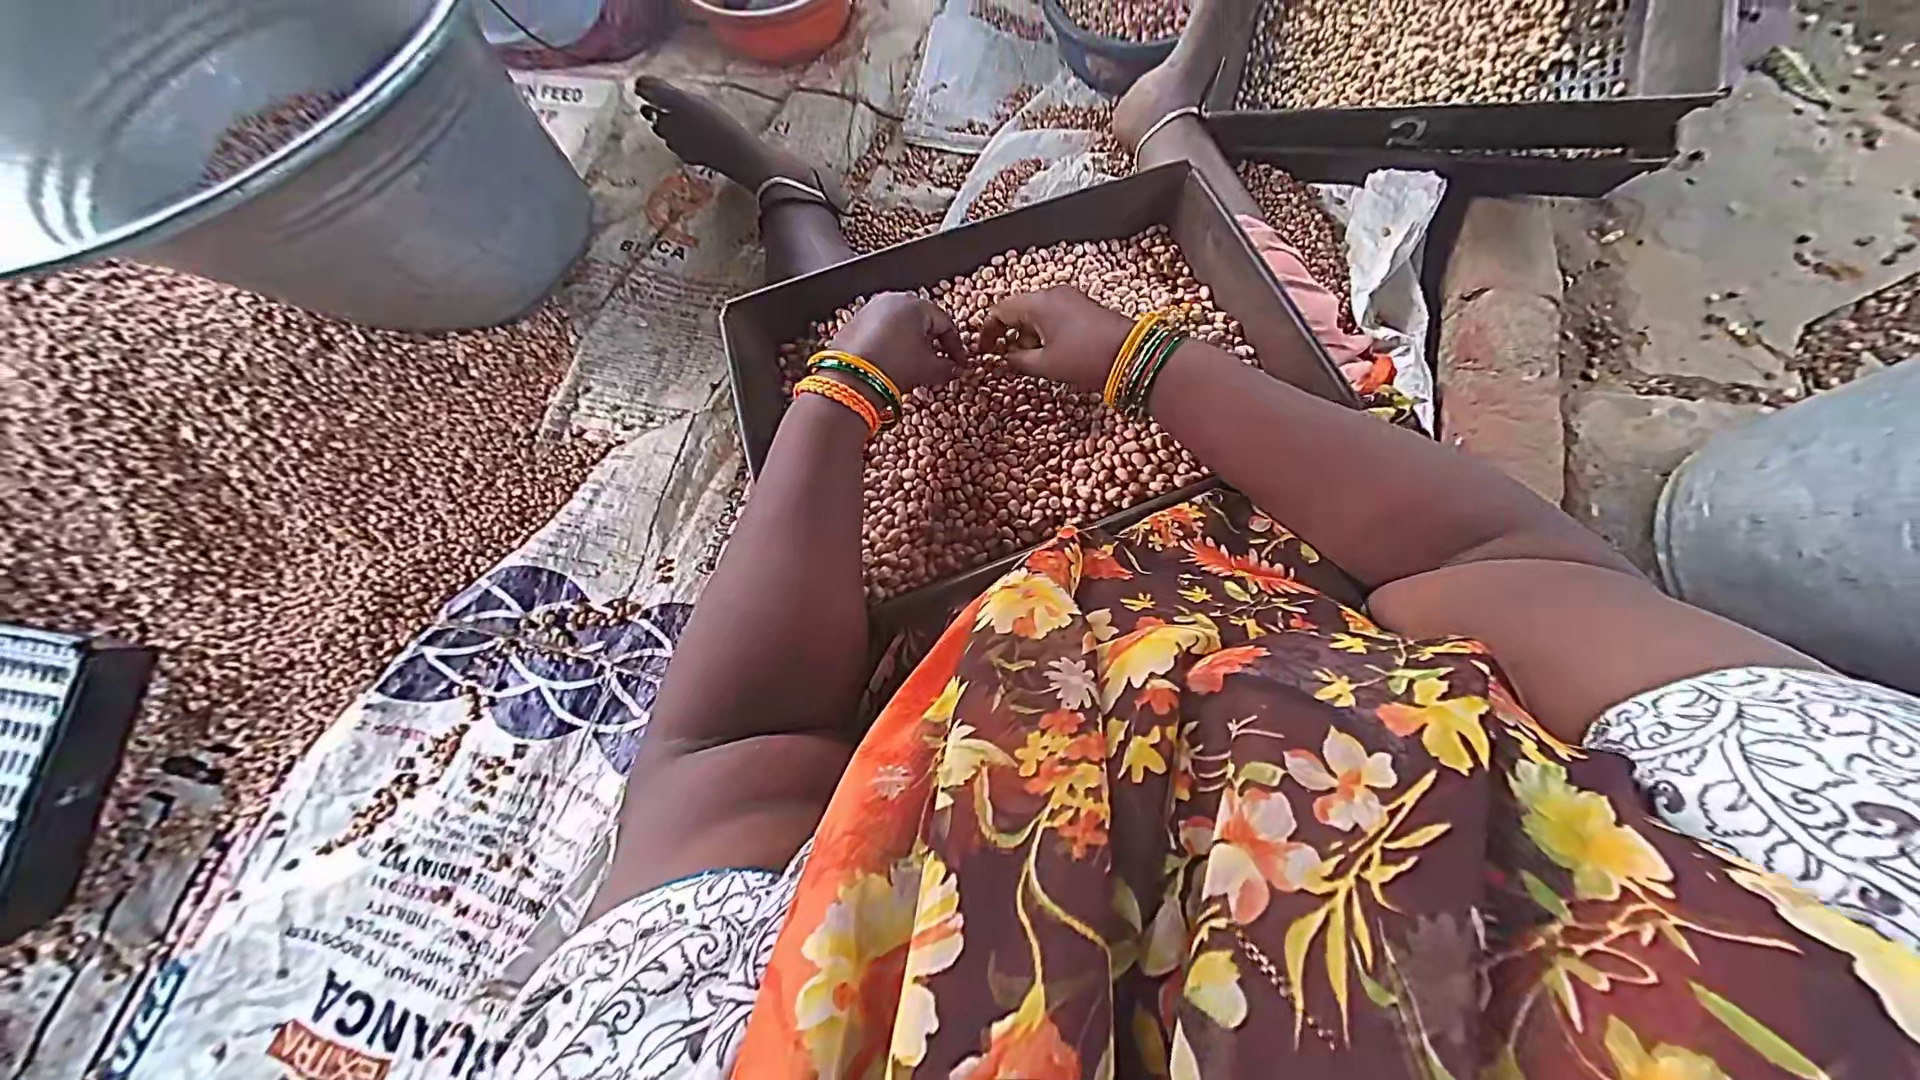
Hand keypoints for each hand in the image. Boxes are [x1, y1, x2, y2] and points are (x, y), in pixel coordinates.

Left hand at [826, 292, 964, 394]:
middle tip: (939, 363)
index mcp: (915, 304)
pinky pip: (881, 331)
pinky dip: (892, 344)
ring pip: (900, 325)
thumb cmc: (895, 367)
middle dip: (933, 343)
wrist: (850, 378)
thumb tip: (955, 369)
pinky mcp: (854, 322)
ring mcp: (871, 309)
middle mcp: (892, 299)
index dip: (956, 347)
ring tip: (916, 365)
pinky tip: (893, 362)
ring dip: (912, 343)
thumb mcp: (928, 369)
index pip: (945, 323)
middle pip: (922, 321)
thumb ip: (947, 367)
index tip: (960, 364)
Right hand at [979, 287, 1133, 393]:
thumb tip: (1005, 357)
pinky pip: (1054, 316)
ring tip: (1029, 359)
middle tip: (1004, 357)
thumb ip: (1017, 359)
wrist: (1131, 355)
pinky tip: (1049, 353)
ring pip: (1037, 313)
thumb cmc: (1083, 358)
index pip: (1000, 310)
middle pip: (1019, 309)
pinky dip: (1044, 332)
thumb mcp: (1044, 365)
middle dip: (1008, 333)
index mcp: (1038, 303)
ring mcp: (1071, 299)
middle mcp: (1053, 294)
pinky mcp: (1084, 308)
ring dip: (1027, 335)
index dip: (988, 330)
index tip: (984, 350)